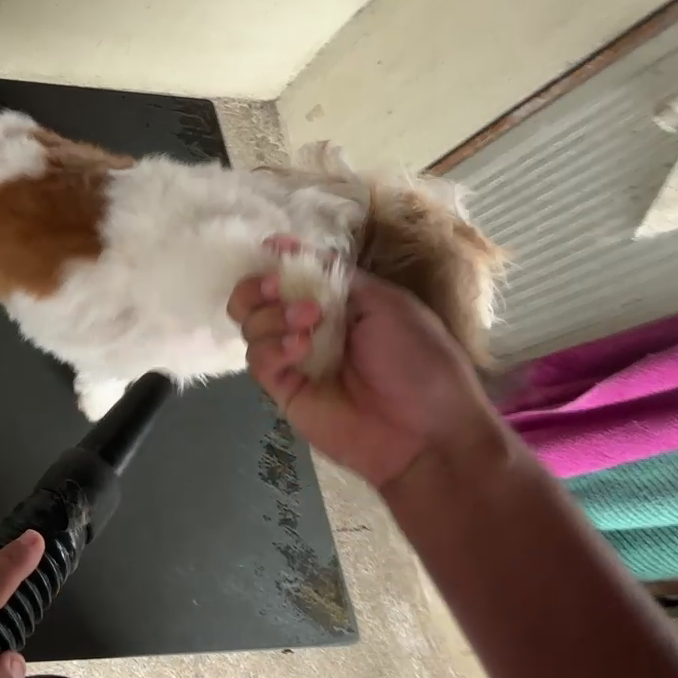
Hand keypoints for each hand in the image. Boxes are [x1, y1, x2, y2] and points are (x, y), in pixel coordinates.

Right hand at [226, 262, 497, 489]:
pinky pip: (257, 358)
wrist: (428, 433)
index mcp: (333, 303)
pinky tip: (300, 350)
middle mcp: (305, 326)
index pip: (287, 274)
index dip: (274, 261)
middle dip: (259, 286)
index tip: (271, 251)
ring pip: (249, 323)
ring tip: (308, 324)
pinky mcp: (283, 388)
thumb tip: (283, 244)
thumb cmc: (419, 361)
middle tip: (279, 289)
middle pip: (253, 297)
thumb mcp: (385, 303)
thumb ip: (333, 274)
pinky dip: (272, 347)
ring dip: (273, 315)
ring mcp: (291, 357)